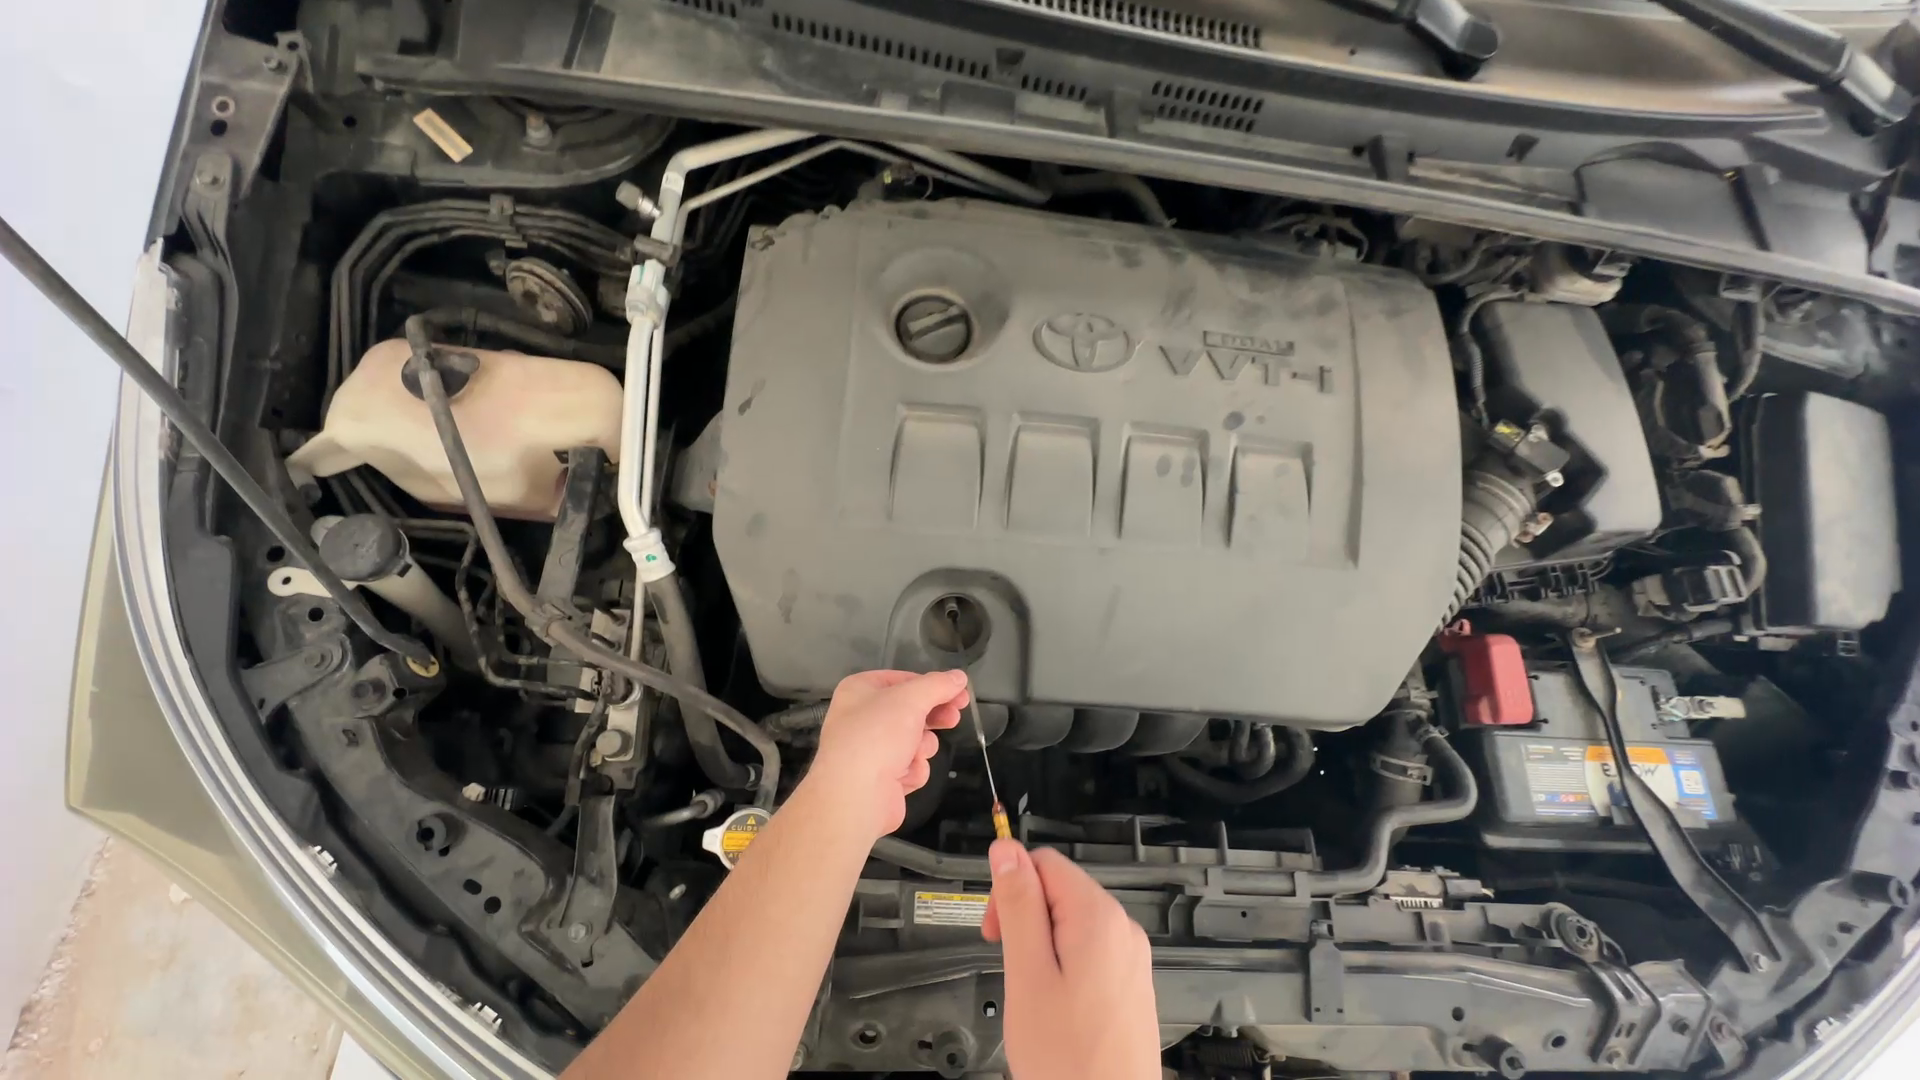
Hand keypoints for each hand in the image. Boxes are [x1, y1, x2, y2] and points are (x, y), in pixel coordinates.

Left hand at [803, 670, 967, 840]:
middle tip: (954, 718)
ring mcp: (871, 750)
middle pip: (910, 711)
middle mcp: (862, 717)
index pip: (903, 680)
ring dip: (921, 746)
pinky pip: (909, 766)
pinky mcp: (881, 779)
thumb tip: (959, 676)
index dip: (932, 685)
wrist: (856, 796)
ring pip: (914, 740)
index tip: (959, 691)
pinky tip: (903, 775)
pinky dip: (912, 770)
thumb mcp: (911, 700)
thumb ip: (938, 685)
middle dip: (933, 716)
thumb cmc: (878, 735)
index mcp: (860, 690)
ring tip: (915, 753)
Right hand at [983, 840, 1160, 1079]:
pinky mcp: (1132, 983)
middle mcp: (1123, 929)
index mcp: (1098, 916)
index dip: (1010, 890)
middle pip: (1060, 890)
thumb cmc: (1066, 1059)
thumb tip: (1005, 849)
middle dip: (1026, 918)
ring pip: (1072, 921)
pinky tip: (1057, 1006)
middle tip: (1012, 969)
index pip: (1044, 862)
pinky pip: (1090, 951)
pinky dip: (1065, 966)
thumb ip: (1018, 904)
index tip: (995, 932)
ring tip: (1035, 994)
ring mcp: (1132, 957)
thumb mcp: (1027, 973)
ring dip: (1044, 944)